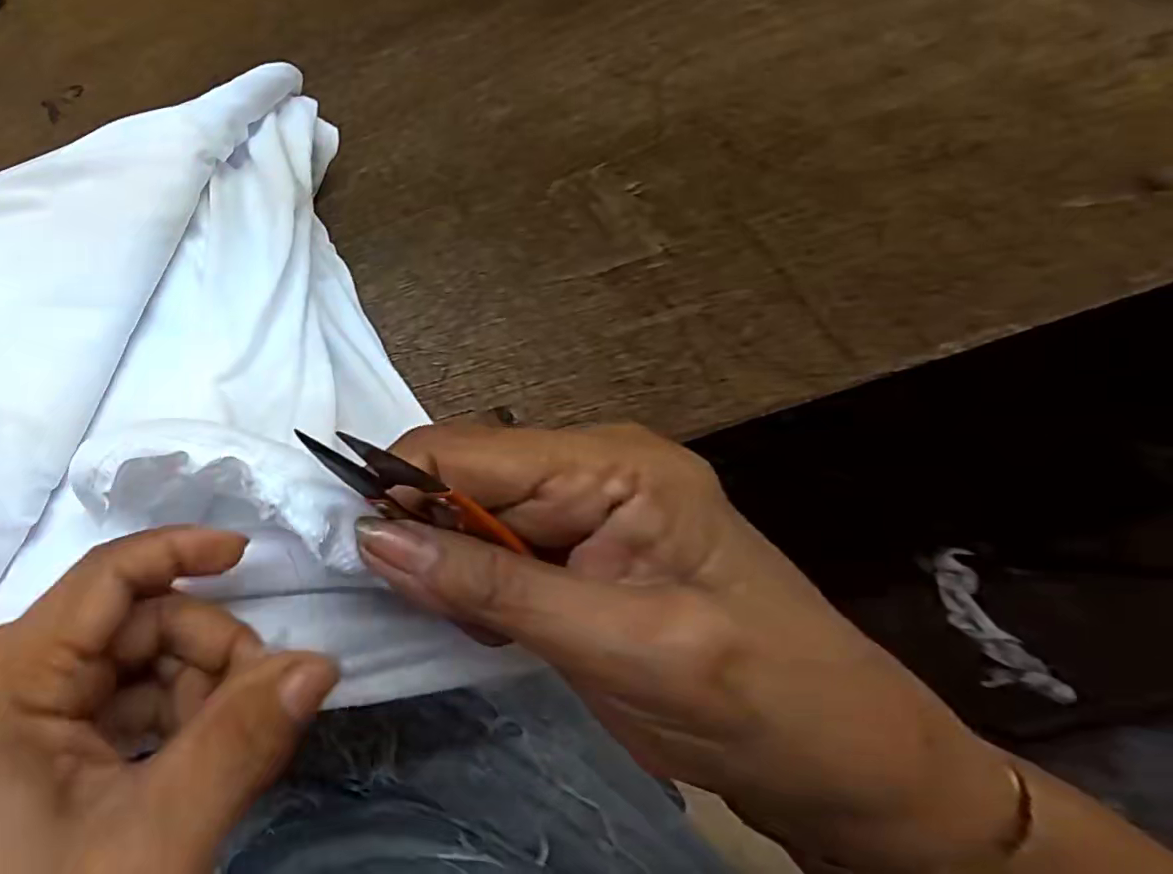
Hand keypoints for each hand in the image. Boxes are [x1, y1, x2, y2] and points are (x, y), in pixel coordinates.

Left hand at [0, 528, 339, 873]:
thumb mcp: (158, 833)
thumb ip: (240, 740)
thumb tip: (321, 663)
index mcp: (17, 669)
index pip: (109, 574)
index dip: (179, 550)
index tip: (246, 553)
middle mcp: (20, 668)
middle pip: (136, 618)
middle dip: (207, 646)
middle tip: (266, 695)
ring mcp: (38, 704)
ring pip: (143, 657)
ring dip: (202, 684)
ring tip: (241, 737)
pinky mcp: (58, 739)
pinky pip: (135, 697)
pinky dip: (183, 714)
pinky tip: (212, 751)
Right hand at [355, 423, 1020, 872]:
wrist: (853, 770)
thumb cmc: (764, 701)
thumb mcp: (622, 645)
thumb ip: (491, 587)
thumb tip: (372, 538)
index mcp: (611, 463)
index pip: (465, 451)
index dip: (402, 491)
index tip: (367, 552)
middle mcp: (585, 464)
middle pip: (456, 475)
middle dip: (428, 537)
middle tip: (447, 609)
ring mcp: (578, 502)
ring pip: (461, 512)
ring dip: (449, 569)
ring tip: (487, 628)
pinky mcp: (569, 542)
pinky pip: (484, 544)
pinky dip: (470, 585)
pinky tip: (499, 625)